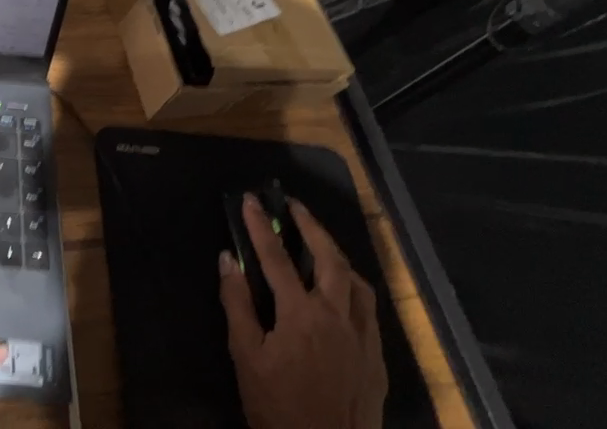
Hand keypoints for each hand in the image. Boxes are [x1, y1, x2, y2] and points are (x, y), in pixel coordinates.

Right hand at [219, 196, 387, 428]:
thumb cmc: (278, 407)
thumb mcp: (246, 357)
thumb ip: (237, 304)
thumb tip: (228, 259)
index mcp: (302, 314)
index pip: (277, 257)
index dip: (261, 225)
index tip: (250, 199)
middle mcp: (338, 317)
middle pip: (329, 258)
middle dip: (311, 226)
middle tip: (293, 206)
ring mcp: (363, 337)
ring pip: (357, 282)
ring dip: (337, 255)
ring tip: (319, 244)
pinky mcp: (377, 358)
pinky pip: (368, 309)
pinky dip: (353, 287)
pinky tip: (343, 292)